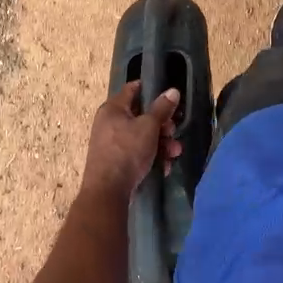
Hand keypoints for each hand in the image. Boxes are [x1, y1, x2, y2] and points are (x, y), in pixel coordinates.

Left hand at [80, 82, 181, 200]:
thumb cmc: (127, 152)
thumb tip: (173, 90)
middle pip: (141, 115)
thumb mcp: (149, 126)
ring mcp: (111, 143)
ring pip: (142, 136)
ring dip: (161, 143)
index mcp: (113, 108)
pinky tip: (164, 167)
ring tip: (174, 153)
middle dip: (163, 125)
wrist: (107, 193)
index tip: (170, 98)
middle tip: (173, 132)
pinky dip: (151, 156)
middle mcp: (109, 123)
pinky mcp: (115, 162)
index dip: (152, 90)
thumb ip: (162, 108)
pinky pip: (137, 152)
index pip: (133, 88)